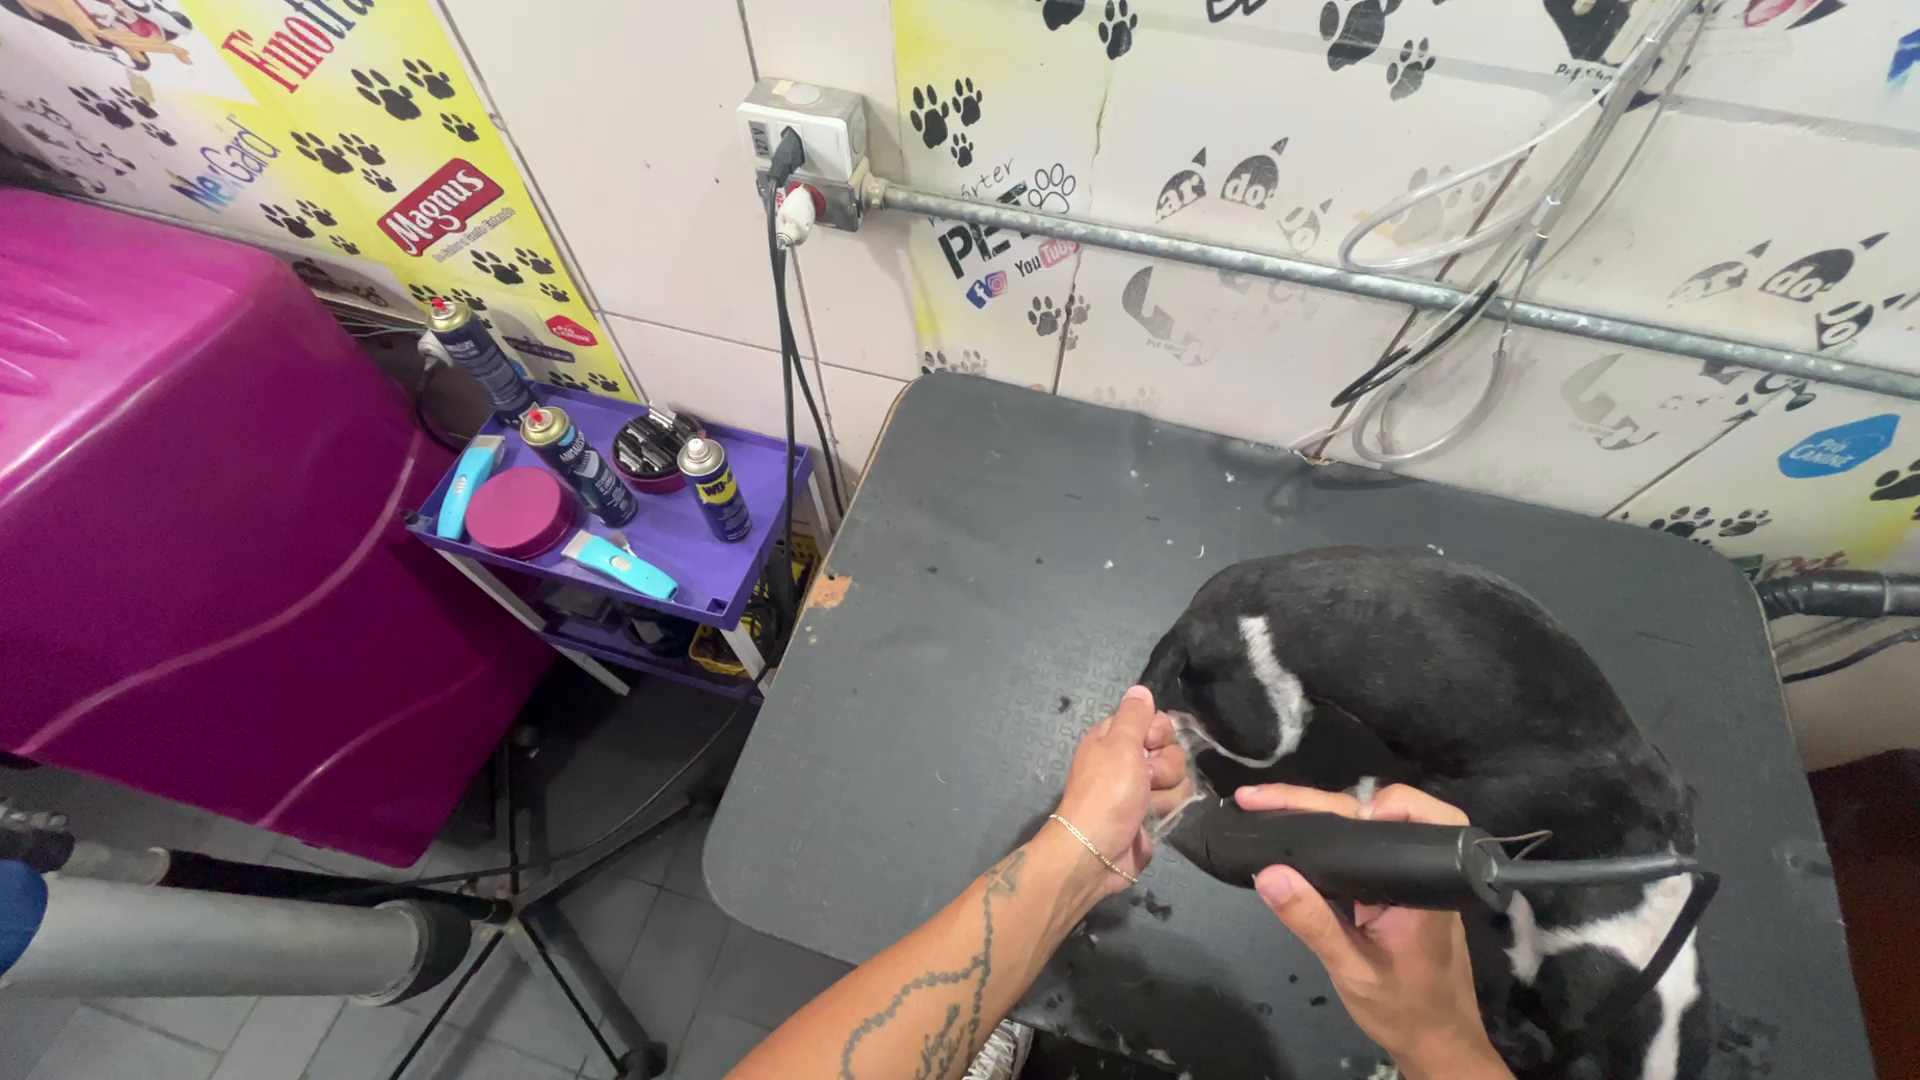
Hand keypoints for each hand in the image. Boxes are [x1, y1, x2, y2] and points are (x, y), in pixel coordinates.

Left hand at [1053, 686, 1193, 898]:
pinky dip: (1166, 811)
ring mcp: (1142, 789)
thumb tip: (1140, 689)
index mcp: (1114, 738)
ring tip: (1144, 804)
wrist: (1096, 851)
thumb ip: (1134, 716)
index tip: (1149, 745)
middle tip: (1145, 778)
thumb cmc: (1106, 793)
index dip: (1158, 733)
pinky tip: (1151, 819)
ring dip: (1165, 792)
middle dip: (1165, 766)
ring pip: (1178, 778)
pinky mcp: (1152, 814)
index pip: (1155, 721)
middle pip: (1171, 750)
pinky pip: (1176, 803)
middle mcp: (1128, 759)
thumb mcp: (1119, 744)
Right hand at [1238, 783, 1511, 1079]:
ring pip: (1357, 827)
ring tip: (1263, 805)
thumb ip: (1313, 923)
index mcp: (1423, 889)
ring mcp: (1401, 878)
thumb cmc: (1405, 1012)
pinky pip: (1352, 847)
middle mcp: (1415, 874)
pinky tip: (1287, 831)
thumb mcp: (1353, 971)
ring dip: (1311, 811)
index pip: (1421, 824)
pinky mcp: (1385, 886)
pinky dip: (1318, 833)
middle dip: (1310, 801)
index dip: (1388, 803)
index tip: (1338, 816)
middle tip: (1256, 798)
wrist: (1435, 1045)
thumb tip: (1269, 873)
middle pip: (1368, 816)